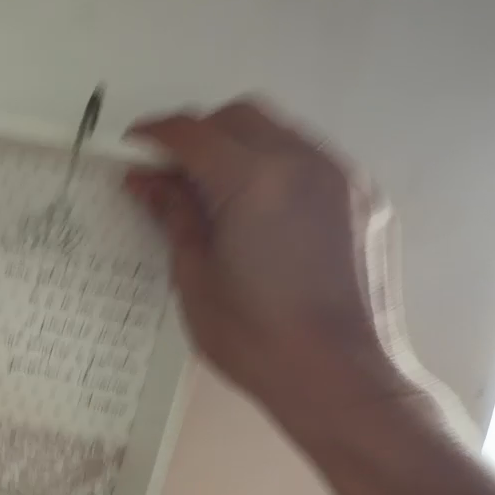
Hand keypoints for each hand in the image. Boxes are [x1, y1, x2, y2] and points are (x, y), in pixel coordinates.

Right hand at [124, 99, 427, 432]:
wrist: (341, 378)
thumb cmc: (253, 338)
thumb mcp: (194, 277)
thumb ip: (173, 216)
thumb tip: (146, 180)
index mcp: (255, 181)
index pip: (193, 133)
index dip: (153, 135)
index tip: (130, 151)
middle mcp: (305, 163)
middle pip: (239, 117)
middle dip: (197, 133)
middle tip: (167, 174)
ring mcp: (343, 178)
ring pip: (278, 132)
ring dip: (236, 146)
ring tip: (210, 193)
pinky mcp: (364, 199)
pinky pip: (308, 159)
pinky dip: (271, 166)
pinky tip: (255, 211)